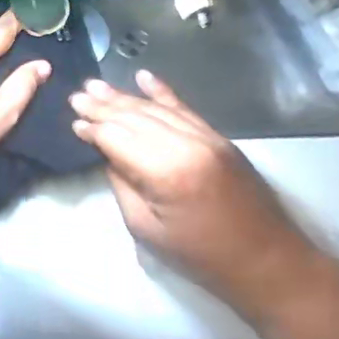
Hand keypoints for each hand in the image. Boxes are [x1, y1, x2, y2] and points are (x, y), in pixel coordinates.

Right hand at [70, 70, 333, 320]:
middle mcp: (186, 144)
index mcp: (166, 172)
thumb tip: (108, 153)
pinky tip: (144, 77)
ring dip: (126, 97)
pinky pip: (185, 108)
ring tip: (98, 85)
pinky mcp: (218, 137)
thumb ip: (124, 185)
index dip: (94, 128)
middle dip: (104, 106)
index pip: (118, 138)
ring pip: (157, 109)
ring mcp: (206, 136)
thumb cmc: (200, 257)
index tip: (74, 121)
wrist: (265, 260)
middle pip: (135, 117)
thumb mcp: (148, 230)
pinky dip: (163, 92)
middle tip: (78, 95)